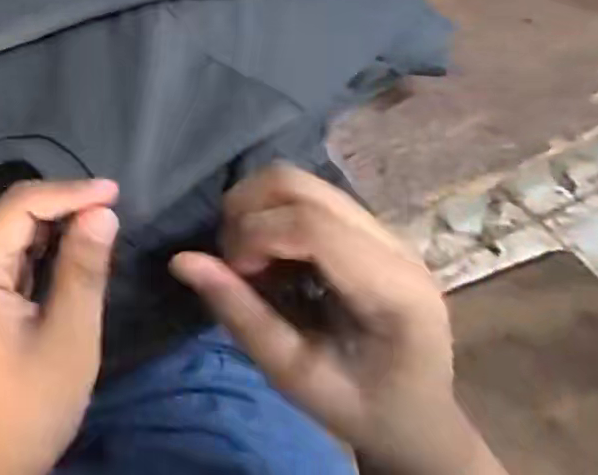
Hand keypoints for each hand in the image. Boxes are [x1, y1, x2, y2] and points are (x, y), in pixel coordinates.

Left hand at [0, 179, 120, 474]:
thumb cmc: (30, 402)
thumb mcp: (69, 338)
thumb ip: (84, 271)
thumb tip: (103, 212)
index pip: (22, 203)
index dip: (68, 191)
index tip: (113, 191)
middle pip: (18, 207)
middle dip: (65, 199)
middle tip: (113, 202)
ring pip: (20, 221)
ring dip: (61, 216)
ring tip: (104, 215)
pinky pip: (20, 243)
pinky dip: (52, 237)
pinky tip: (80, 239)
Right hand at [169, 166, 503, 474]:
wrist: (416, 418)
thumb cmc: (359, 406)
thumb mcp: (295, 377)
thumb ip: (240, 315)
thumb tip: (180, 260)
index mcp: (394, 289)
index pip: (310, 226)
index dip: (254, 237)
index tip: (234, 274)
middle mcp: (393, 243)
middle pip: (297, 184)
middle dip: (246, 211)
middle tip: (236, 262)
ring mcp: (380, 226)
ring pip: (294, 178)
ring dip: (253, 206)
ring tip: (251, 255)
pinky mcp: (362, 222)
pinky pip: (302, 191)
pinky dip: (268, 209)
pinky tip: (271, 252)